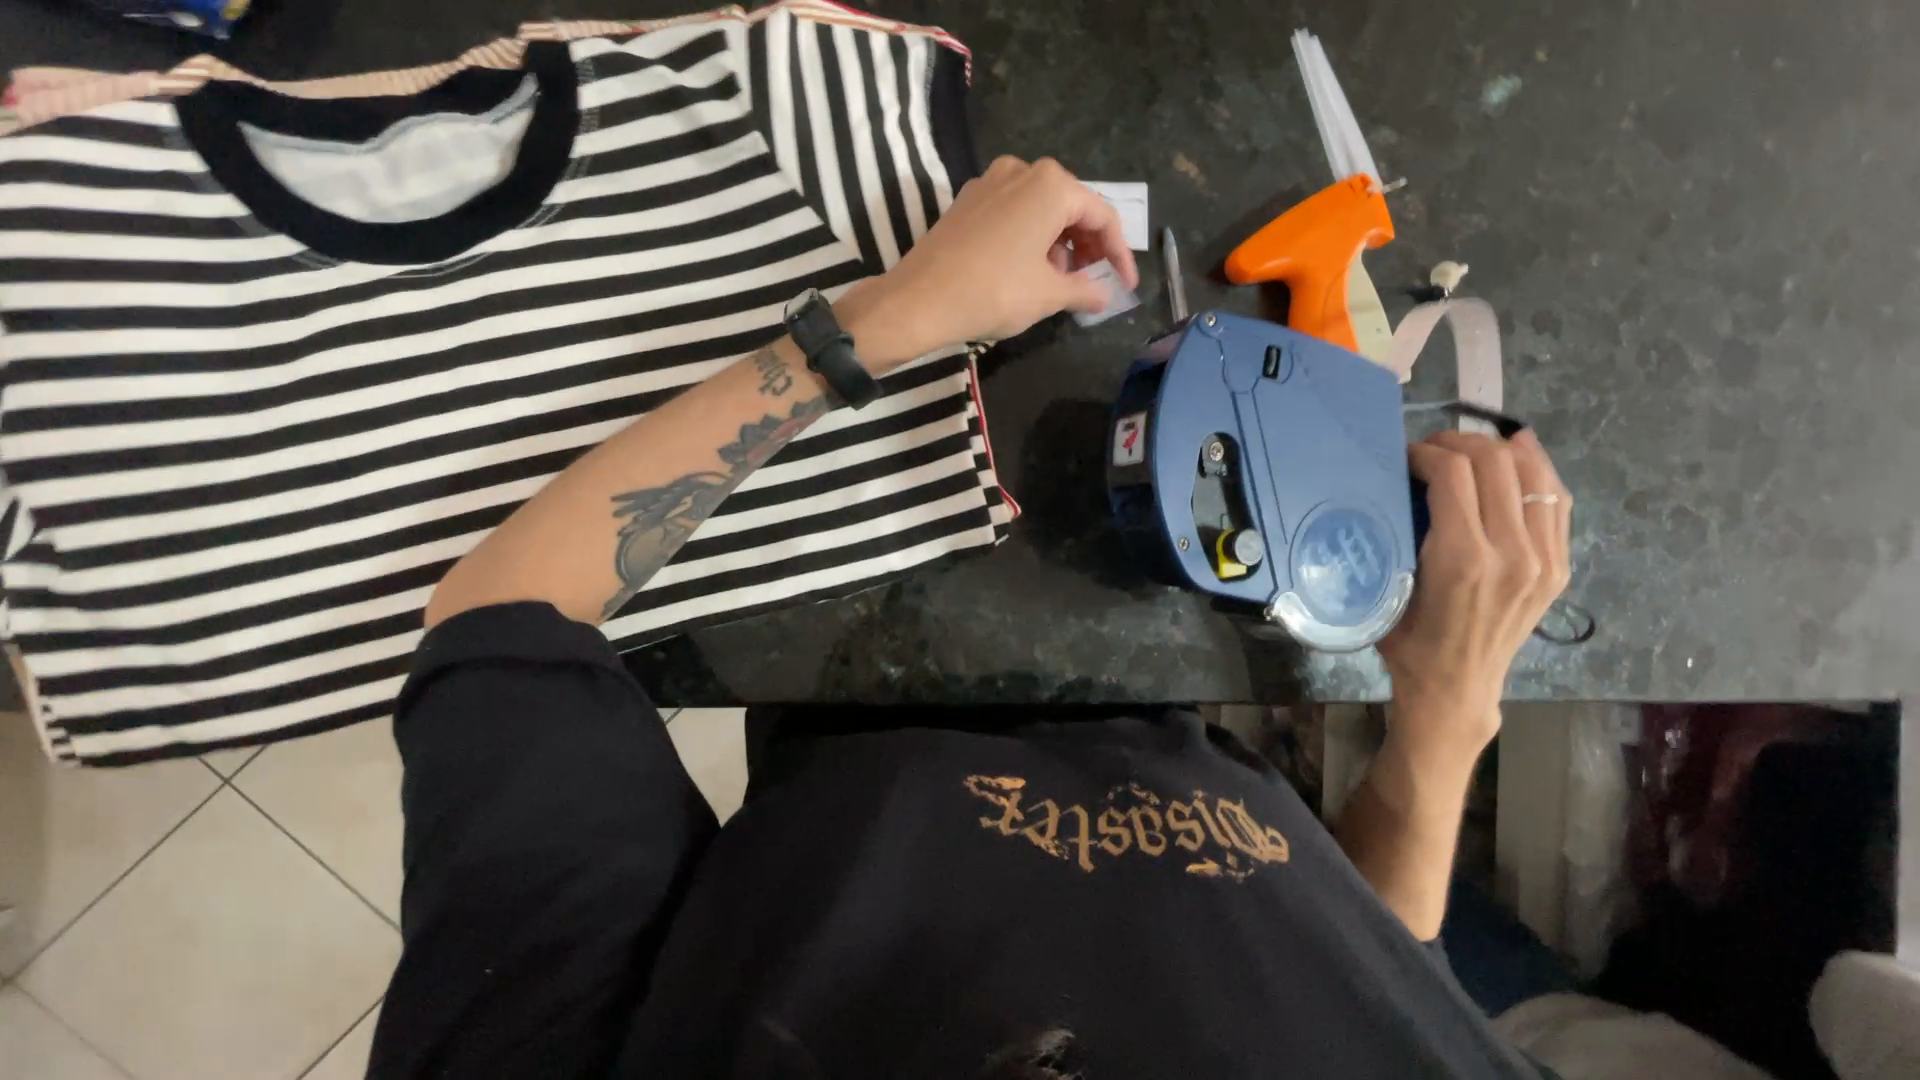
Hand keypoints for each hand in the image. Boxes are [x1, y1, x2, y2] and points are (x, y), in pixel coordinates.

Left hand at [841, 156, 1138, 370]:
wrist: (919, 301)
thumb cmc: (994, 292)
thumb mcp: (1048, 295)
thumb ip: (1084, 290)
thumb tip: (1105, 295)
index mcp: (1051, 185)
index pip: (1101, 216)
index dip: (1119, 253)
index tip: (1126, 284)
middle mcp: (1022, 171)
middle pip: (1071, 207)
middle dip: (1087, 246)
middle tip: (1094, 282)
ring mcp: (990, 182)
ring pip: (1041, 210)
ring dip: (1059, 244)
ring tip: (1061, 282)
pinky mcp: (967, 201)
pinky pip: (1013, 214)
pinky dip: (1030, 238)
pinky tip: (1029, 270)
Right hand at [1378, 430, 1572, 761]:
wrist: (1454, 687)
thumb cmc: (1406, 639)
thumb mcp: (1390, 582)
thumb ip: (1403, 532)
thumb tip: (1404, 483)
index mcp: (1462, 558)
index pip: (1454, 474)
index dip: (1426, 452)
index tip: (1406, 455)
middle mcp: (1513, 553)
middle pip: (1495, 464)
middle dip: (1459, 443)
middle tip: (1432, 448)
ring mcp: (1544, 560)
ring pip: (1534, 474)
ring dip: (1499, 449)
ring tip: (1471, 449)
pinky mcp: (1558, 567)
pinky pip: (1555, 500)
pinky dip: (1535, 471)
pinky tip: (1517, 458)